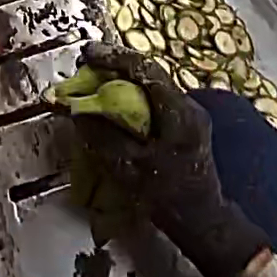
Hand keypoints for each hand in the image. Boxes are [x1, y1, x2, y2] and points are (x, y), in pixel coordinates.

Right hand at [72, 43, 268, 276]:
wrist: (203, 221)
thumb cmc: (167, 197)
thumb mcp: (128, 168)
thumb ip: (101, 136)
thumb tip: (73, 108)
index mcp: (180, 115)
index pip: (146, 71)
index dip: (114, 58)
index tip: (87, 54)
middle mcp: (189, 106)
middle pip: (148, 71)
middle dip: (114, 64)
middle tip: (85, 65)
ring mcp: (189, 111)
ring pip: (150, 81)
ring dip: (120, 75)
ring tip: (93, 77)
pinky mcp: (184, 119)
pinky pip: (152, 94)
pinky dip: (129, 89)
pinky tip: (112, 96)